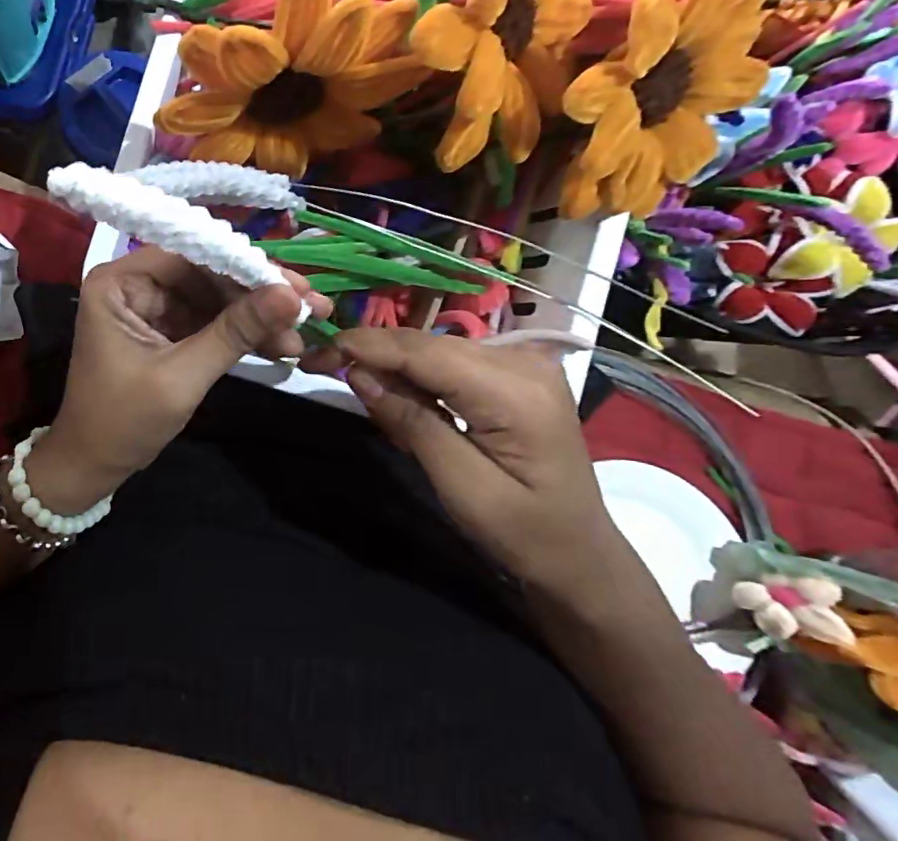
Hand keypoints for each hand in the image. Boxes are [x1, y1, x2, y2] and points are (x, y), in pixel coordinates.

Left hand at [35, 247, 330, 508]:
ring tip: (305, 333)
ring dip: (259, 315)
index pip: (192, 254)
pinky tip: (281, 346)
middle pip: (210, 273)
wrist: (94, 466)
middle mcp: (137, 284)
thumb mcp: (182, 376)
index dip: (246, 265)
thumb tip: (291, 296)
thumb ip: (235, 333)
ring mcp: (155, 307)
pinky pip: (214, 320)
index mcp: (121, 282)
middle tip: (313, 307)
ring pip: (218, 297)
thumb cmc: (123, 421)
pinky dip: (245, 333)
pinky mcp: (170, 330)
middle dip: (260, 293)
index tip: (295, 284)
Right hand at [320, 329, 623, 590]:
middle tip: (319, 363)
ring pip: (437, 349)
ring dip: (391, 361)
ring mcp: (523, 364)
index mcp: (516, 391)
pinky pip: (452, 362)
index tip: (317, 352)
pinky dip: (416, 372)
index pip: (426, 352)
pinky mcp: (515, 374)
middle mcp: (523, 362)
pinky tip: (392, 386)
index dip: (367, 346)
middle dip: (372, 351)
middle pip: (430, 344)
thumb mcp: (462, 487)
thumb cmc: (525, 533)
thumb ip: (413, 423)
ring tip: (347, 374)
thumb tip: (360, 374)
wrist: (579, 553)